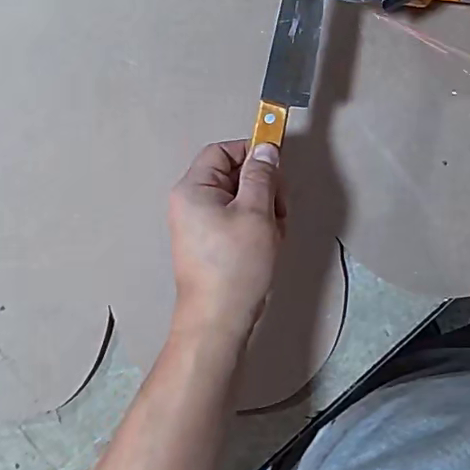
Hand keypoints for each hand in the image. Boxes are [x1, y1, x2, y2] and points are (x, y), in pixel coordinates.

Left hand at [168, 140, 283, 337]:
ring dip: (264, 210)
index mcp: (193, 189)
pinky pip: (238, 221)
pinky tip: (267, 246)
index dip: (251, 153)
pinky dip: (257, 228)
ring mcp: (200, 225)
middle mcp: (191, 203)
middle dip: (263, 187)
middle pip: (233, 175)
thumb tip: (266, 150)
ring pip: (241, 199)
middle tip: (278, 208)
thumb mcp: (257, 212)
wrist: (219, 318)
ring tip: (272, 234)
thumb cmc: (234, 268)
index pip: (222, 151)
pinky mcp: (211, 243)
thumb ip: (262, 175)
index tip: (277, 164)